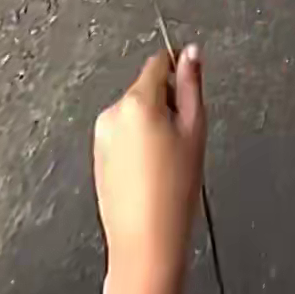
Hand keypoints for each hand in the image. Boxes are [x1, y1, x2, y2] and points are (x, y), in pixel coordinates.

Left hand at [93, 45, 206, 293]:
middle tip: (182, 135)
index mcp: (138, 102)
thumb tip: (191, 53)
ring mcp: (102, 134)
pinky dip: (139, 140)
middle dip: (166, 102)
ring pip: (136, 110)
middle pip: (146, 87)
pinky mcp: (98, 153)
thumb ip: (192, 83)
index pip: (158, 62)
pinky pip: (124, 132)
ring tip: (167, 157)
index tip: (188, 88)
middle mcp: (113, 113)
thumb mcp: (195, 128)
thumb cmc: (174, 190)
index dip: (178, 71)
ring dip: (152, 122)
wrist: (146, 241)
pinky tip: (151, 168)